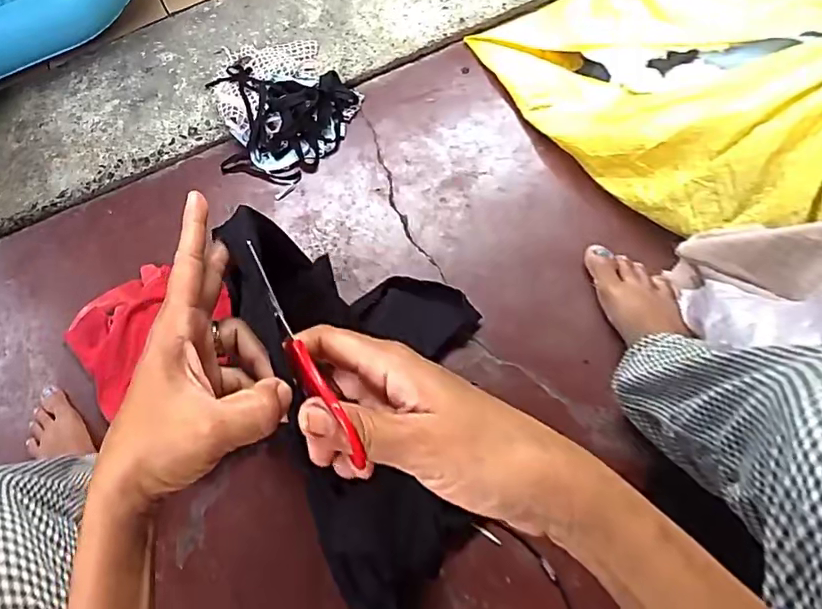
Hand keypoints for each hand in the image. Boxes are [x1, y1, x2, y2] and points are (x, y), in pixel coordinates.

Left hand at [92, 192, 292, 510]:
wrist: (129, 491)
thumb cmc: (156, 447)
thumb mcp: (211, 430)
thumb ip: (257, 410)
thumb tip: (285, 393)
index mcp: (177, 332)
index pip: (189, 270)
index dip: (194, 232)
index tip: (197, 197)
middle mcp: (185, 339)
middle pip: (211, 290)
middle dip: (224, 268)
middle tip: (236, 244)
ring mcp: (194, 363)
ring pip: (237, 341)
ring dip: (257, 363)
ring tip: (270, 397)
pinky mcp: (202, 387)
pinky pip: (238, 372)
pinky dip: (254, 387)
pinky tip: (265, 409)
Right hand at [291, 325, 598, 539]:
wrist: (542, 482)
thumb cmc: (486, 452)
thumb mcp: (417, 442)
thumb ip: (358, 426)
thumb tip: (306, 410)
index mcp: (392, 363)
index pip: (329, 340)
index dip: (298, 354)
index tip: (278, 389)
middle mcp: (392, 376)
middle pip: (334, 376)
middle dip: (315, 407)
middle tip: (317, 448)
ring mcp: (401, 403)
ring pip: (348, 406)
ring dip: (335, 433)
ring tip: (341, 465)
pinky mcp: (411, 429)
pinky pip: (367, 429)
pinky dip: (355, 447)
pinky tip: (359, 470)